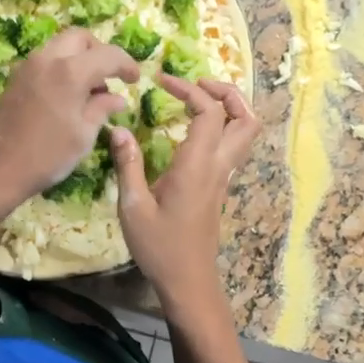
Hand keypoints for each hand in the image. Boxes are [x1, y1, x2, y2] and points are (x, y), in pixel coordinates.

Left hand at [0, 29, 138, 208]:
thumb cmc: (46, 155)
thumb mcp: (83, 135)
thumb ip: (102, 108)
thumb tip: (117, 98)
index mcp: (69, 71)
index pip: (108, 54)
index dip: (126, 64)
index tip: (136, 80)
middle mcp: (47, 59)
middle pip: (80, 38)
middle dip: (100, 52)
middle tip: (110, 78)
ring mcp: (27, 66)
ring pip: (60, 46)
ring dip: (79, 58)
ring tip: (90, 90)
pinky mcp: (15, 78)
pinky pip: (45, 60)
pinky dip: (61, 66)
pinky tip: (67, 95)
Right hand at [107, 75, 259, 298]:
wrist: (187, 281)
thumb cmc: (158, 247)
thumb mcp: (132, 206)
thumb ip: (127, 164)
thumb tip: (118, 128)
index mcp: (197, 166)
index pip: (210, 112)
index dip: (190, 89)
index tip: (162, 81)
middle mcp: (217, 166)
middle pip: (245, 117)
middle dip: (225, 92)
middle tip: (194, 85)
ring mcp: (223, 176)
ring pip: (246, 132)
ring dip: (229, 108)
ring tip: (196, 99)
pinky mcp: (219, 186)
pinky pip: (232, 145)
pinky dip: (221, 125)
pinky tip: (190, 129)